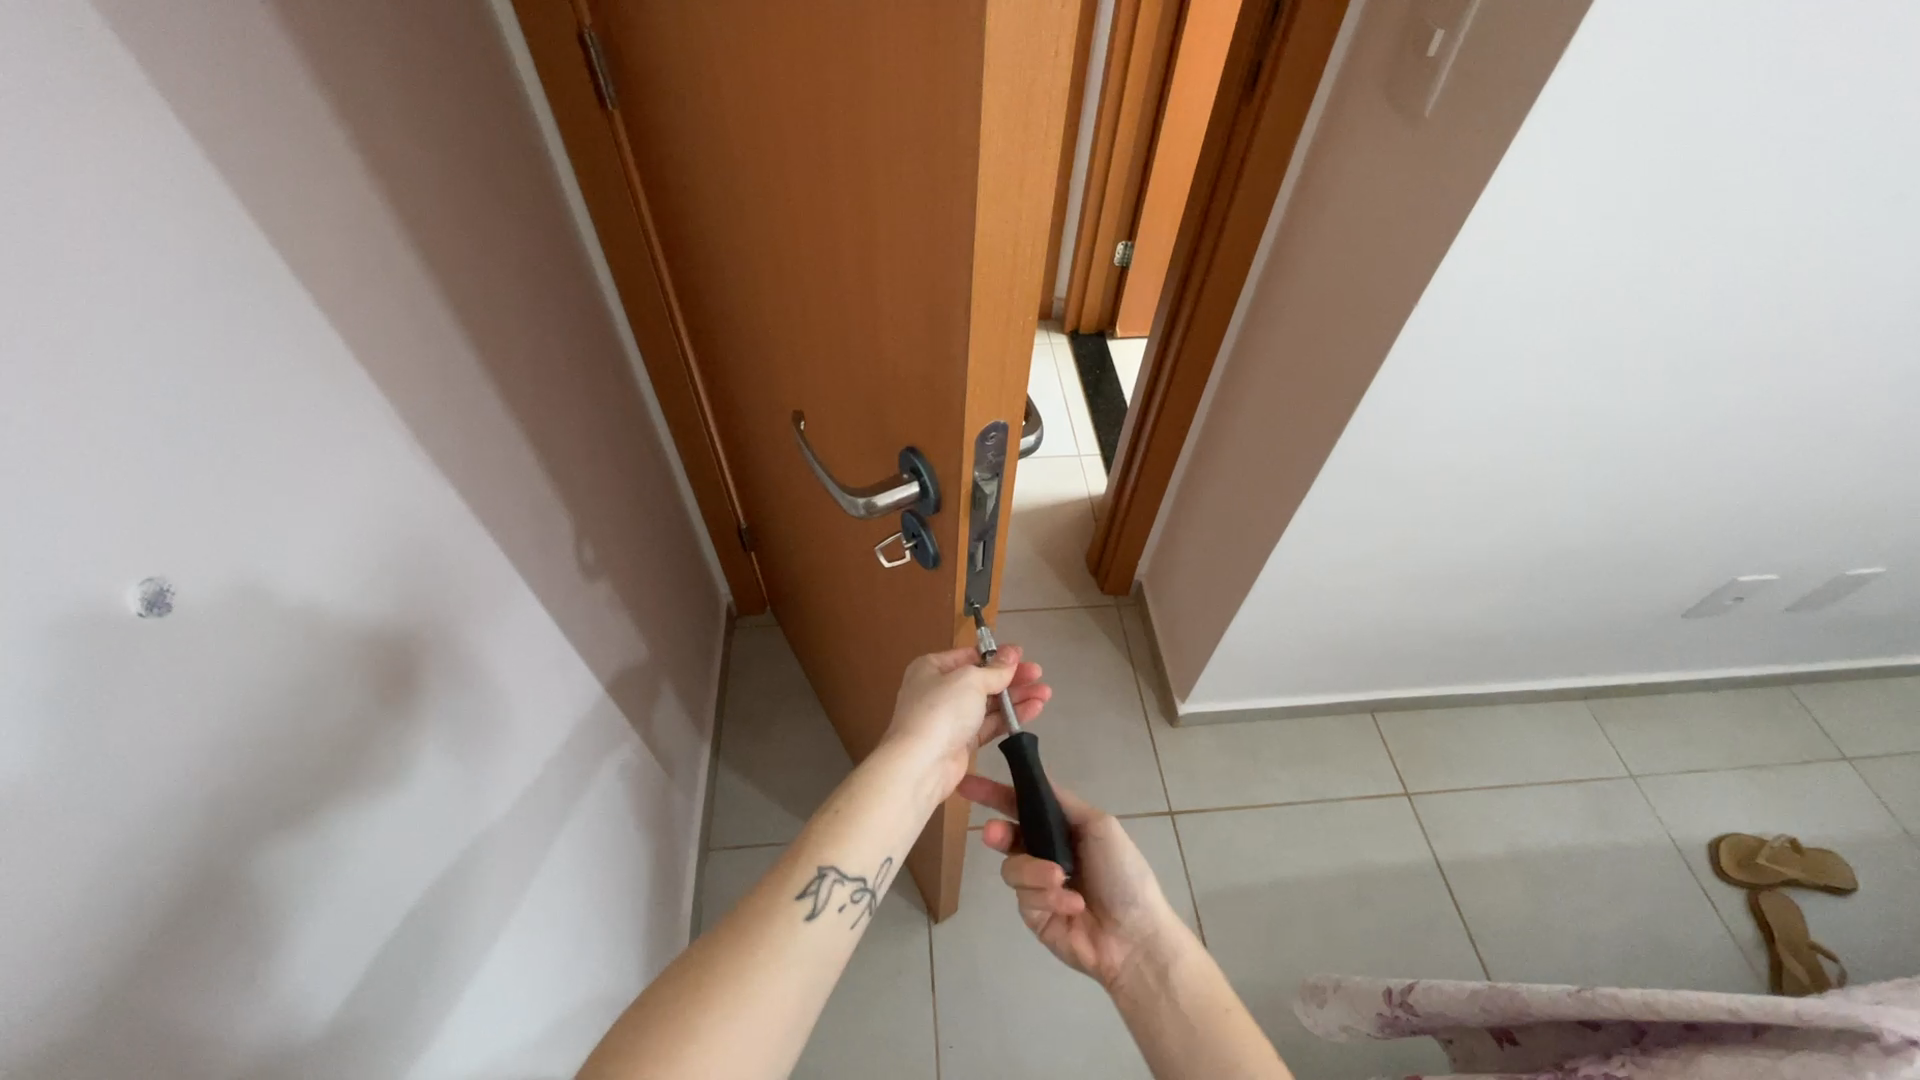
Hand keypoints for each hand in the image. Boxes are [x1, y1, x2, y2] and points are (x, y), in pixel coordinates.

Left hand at [878, 645, 1050, 802]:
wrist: (921, 764)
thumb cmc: (942, 710)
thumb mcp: (970, 680)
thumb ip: (995, 670)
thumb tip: (1012, 654)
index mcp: (932, 668)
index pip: (969, 656)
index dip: (996, 656)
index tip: (1022, 655)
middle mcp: (939, 690)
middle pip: (982, 680)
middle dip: (1012, 678)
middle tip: (1039, 675)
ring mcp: (950, 718)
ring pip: (988, 703)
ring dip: (1016, 697)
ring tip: (1045, 693)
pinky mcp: (962, 742)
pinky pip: (989, 724)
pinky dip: (1010, 717)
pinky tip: (1034, 709)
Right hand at [957, 775, 1184, 991]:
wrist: (1135, 935)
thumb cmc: (1124, 874)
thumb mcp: (1100, 826)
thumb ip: (1063, 801)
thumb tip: (1035, 776)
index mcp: (1062, 829)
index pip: (1023, 805)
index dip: (995, 793)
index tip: (968, 785)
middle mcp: (1046, 854)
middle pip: (1007, 836)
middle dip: (997, 833)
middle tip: (993, 834)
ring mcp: (1038, 887)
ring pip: (1012, 867)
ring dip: (1036, 871)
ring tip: (1061, 880)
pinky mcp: (1034, 915)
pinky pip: (1025, 897)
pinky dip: (1048, 897)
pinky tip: (1073, 905)